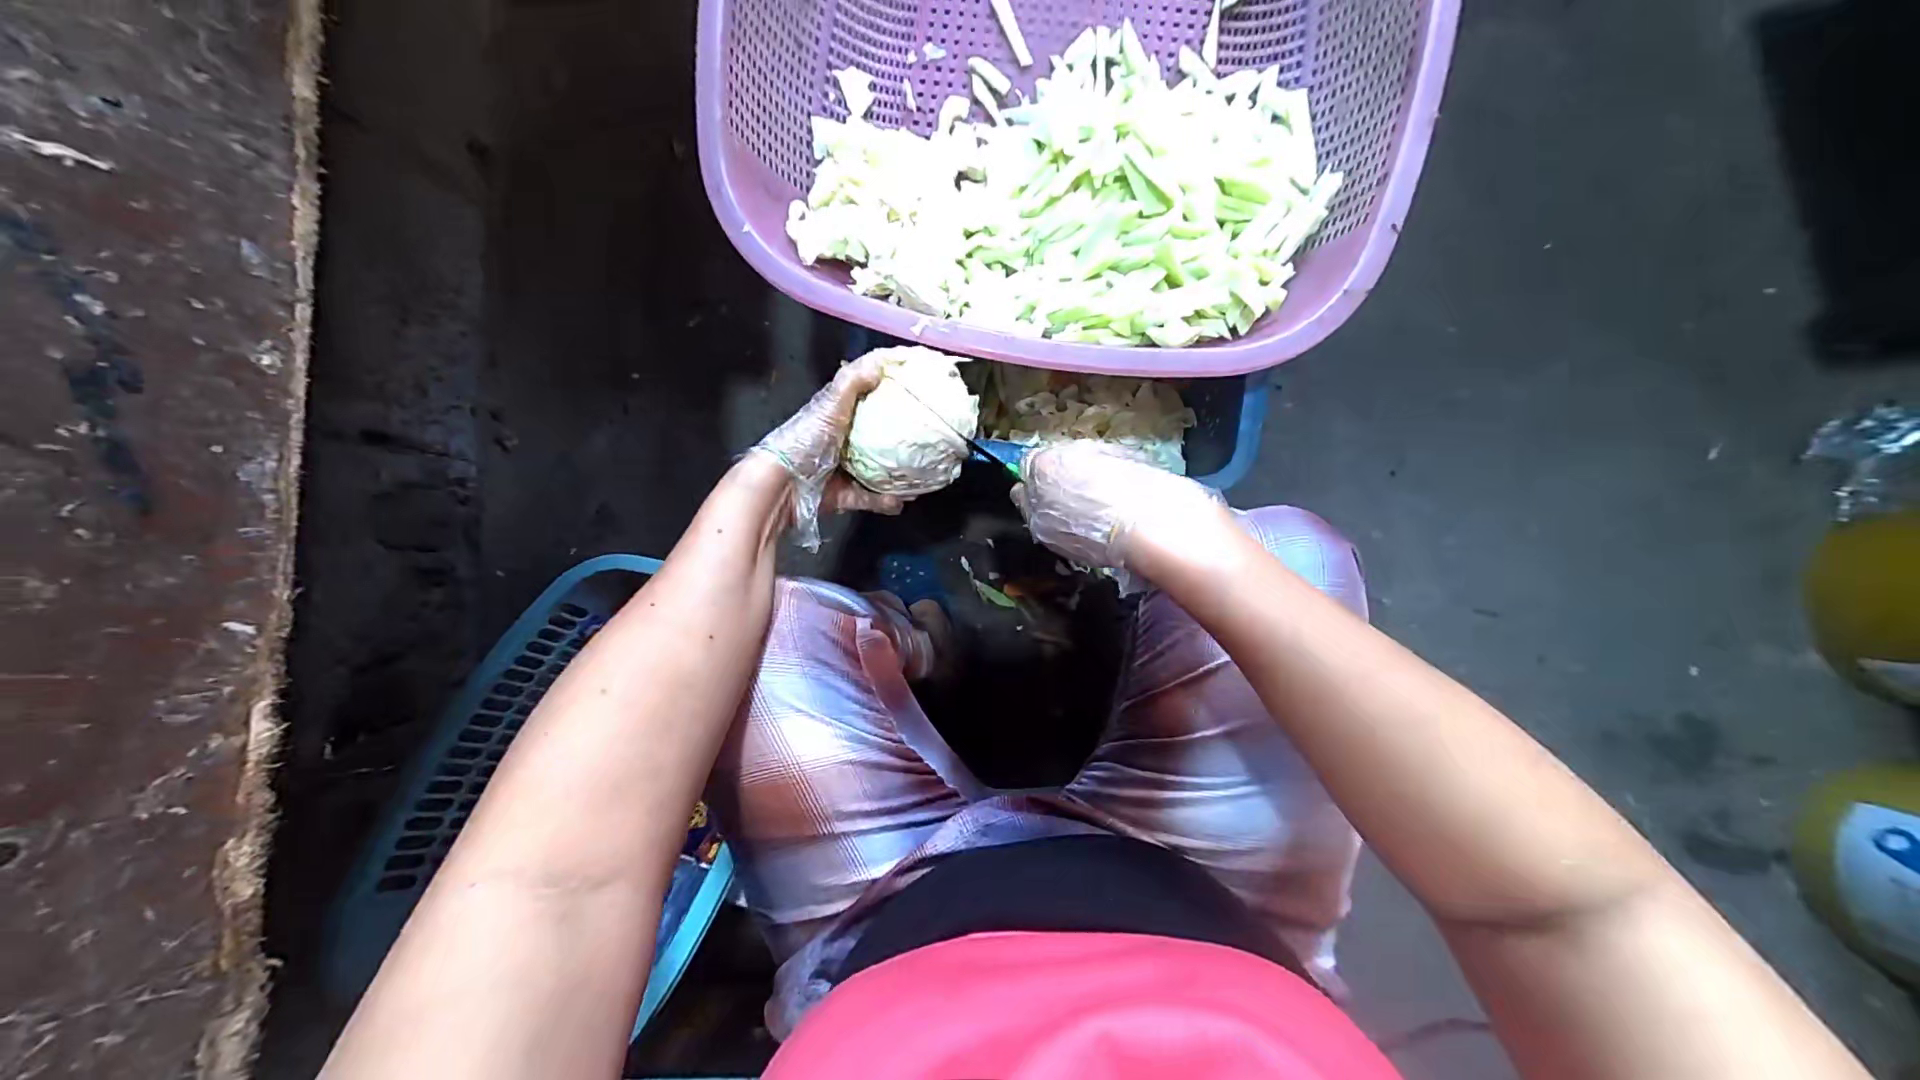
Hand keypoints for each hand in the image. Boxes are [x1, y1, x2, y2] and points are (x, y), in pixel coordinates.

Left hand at [751, 354, 905, 549]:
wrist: (783, 484)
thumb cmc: (805, 439)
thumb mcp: (829, 404)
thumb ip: (853, 382)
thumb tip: (881, 364)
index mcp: (838, 414)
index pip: (868, 394)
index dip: (890, 387)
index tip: (917, 383)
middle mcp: (842, 440)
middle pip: (878, 433)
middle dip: (903, 435)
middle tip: (929, 431)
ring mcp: (843, 468)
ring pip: (879, 469)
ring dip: (900, 473)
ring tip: (923, 472)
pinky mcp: (844, 494)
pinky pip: (870, 497)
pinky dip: (885, 500)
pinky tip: (902, 499)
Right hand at [1011, 441, 1230, 582]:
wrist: (1153, 525)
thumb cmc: (1089, 532)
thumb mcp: (1044, 529)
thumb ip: (1027, 506)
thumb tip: (1021, 491)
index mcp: (1044, 461)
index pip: (1028, 466)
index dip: (1035, 489)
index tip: (1045, 510)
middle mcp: (1075, 447)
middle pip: (1063, 464)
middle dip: (1066, 484)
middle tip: (1077, 516)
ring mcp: (1110, 451)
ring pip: (1092, 467)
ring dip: (1095, 486)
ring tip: (1107, 518)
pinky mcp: (1141, 460)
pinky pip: (1120, 474)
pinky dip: (1121, 489)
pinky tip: (1130, 514)